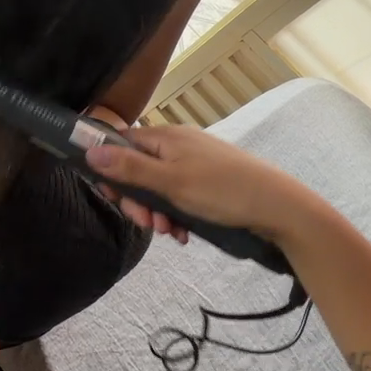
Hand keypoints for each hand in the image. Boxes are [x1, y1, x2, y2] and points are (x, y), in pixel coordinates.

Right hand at [85, 125, 325, 246]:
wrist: (283, 209)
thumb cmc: (223, 192)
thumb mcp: (170, 183)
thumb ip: (129, 168)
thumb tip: (88, 150)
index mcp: (166, 137)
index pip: (121, 144)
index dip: (110, 169)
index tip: (112, 197)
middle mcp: (179, 144)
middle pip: (139, 168)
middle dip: (138, 198)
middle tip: (147, 223)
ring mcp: (196, 162)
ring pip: (159, 185)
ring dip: (158, 211)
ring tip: (170, 232)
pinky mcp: (211, 181)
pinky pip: (180, 194)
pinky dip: (177, 213)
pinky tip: (184, 233)